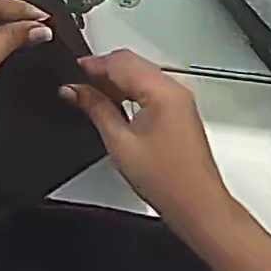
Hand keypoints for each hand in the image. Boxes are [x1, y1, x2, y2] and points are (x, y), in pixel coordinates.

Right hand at [60, 50, 231, 219]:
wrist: (198, 207)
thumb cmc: (169, 181)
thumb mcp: (119, 142)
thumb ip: (94, 108)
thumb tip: (73, 89)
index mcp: (162, 92)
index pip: (121, 63)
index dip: (92, 64)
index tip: (72, 71)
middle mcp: (175, 90)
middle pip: (131, 63)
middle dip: (103, 69)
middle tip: (78, 83)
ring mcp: (179, 100)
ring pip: (140, 72)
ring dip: (115, 79)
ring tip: (91, 94)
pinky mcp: (179, 110)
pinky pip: (149, 86)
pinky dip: (128, 89)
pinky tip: (114, 103)